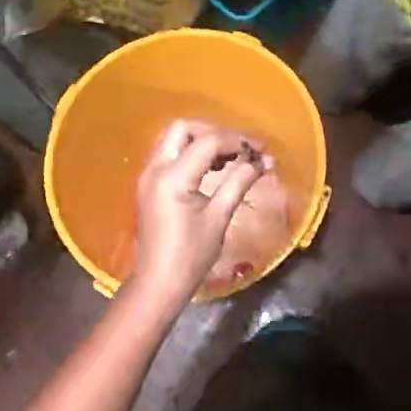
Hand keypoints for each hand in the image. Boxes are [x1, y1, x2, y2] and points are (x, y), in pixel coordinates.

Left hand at [127, 119, 266, 308]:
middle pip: (183, 128)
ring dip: (201, 140)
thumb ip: (238, 182)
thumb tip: (263, 161)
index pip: (208, 142)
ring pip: (173, 139)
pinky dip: (189, 152)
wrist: (158, 282)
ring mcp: (148, 175)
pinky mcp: (148, 183)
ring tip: (230, 159)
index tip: (261, 150)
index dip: (238, 141)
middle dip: (215, 132)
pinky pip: (168, 154)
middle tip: (240, 149)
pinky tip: (211, 168)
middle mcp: (155, 168)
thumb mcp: (219, 217)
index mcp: (173, 178)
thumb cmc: (191, 255)